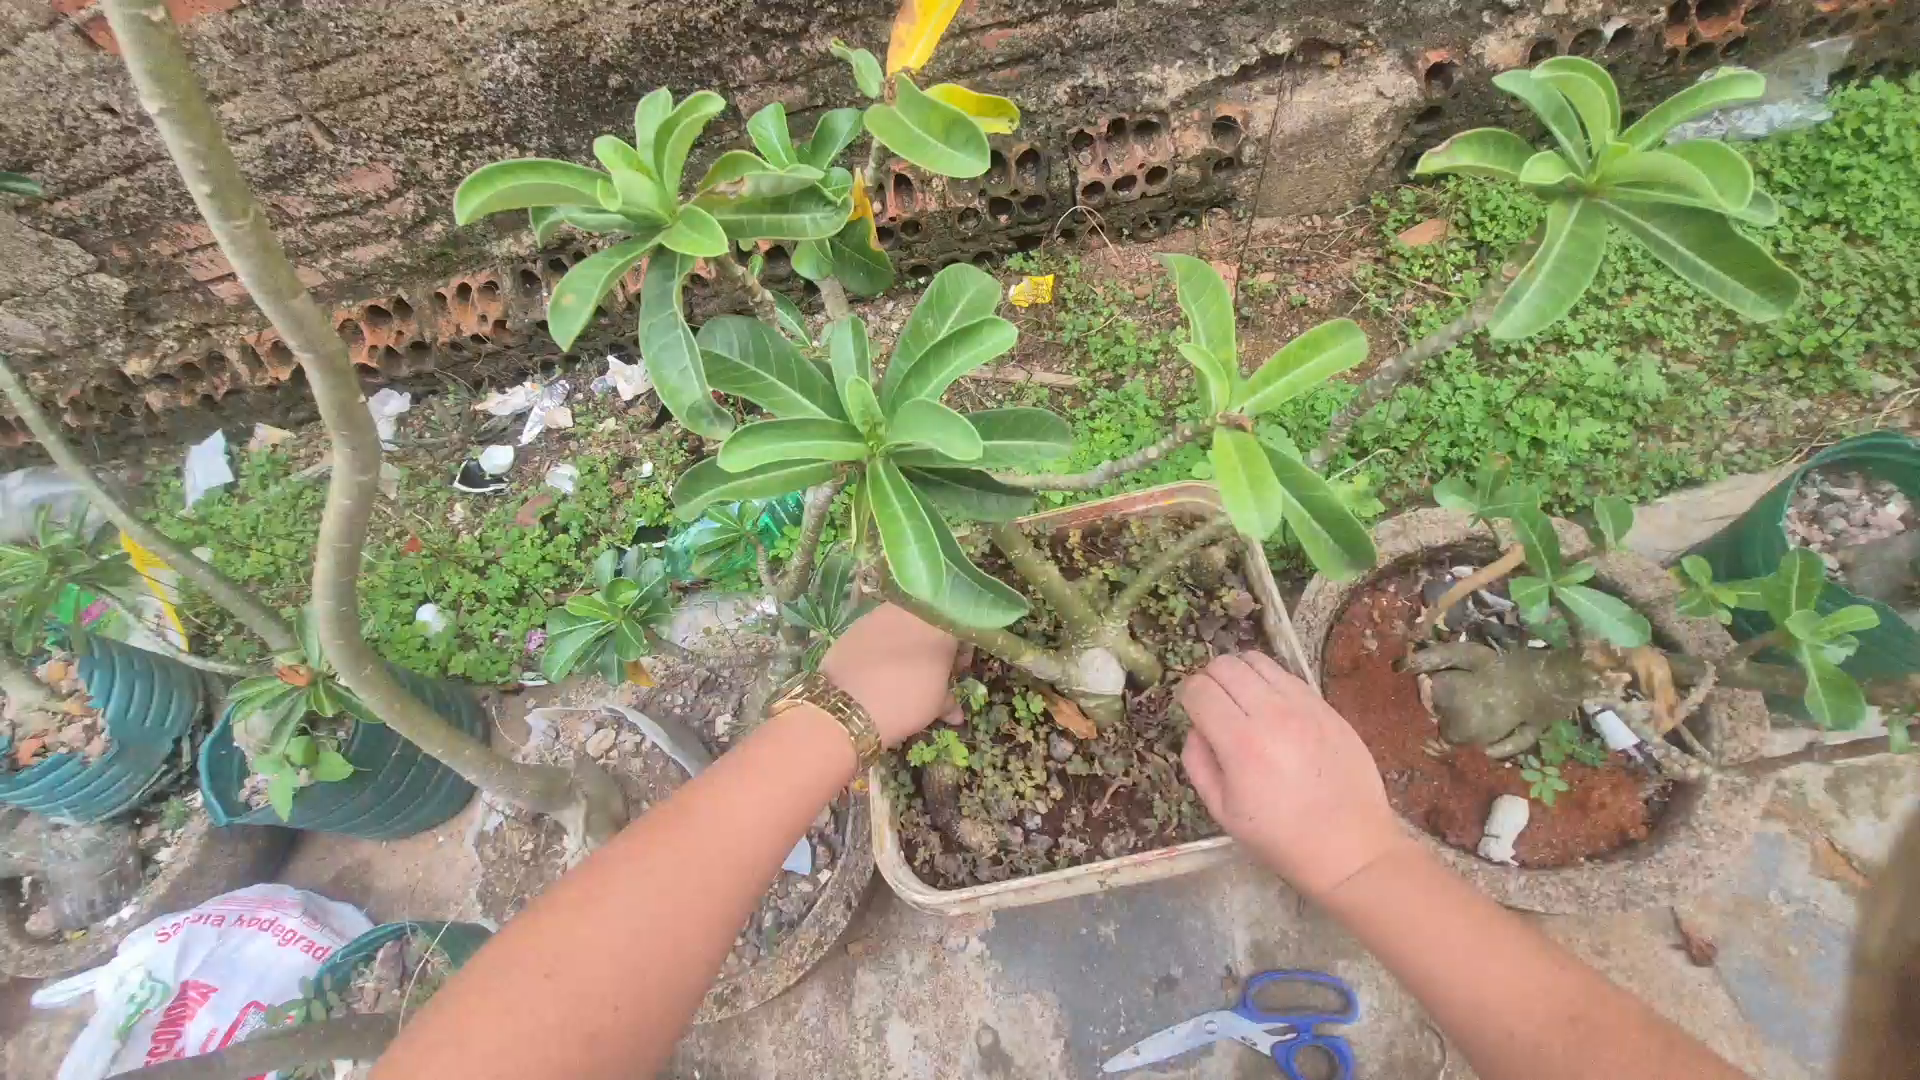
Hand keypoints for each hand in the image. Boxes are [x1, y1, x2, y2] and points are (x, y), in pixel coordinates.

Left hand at [819, 603, 958, 746]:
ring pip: (902, 621)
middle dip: (933, 641)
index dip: (960, 650)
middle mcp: (912, 612)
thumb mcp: (934, 706)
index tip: (956, 669)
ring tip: (901, 667)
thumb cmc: (905, 702)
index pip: (960, 630)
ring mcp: (880, 614)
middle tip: (930, 668)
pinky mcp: (855, 623)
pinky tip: (876, 664)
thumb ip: (948, 701)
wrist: (849, 704)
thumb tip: (956, 714)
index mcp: (940, 627)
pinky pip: (876, 628)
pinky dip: (881, 642)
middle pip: (930, 621)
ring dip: (906, 639)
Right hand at [1179, 653, 1409, 900]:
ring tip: (1242, 700)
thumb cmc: (1281, 838)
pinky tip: (1272, 709)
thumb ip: (1198, 762)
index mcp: (1241, 743)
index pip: (1199, 689)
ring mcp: (1304, 706)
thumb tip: (1196, 728)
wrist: (1352, 850)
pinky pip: (1287, 675)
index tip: (1192, 712)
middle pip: (1224, 665)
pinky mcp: (1327, 707)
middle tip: (1214, 705)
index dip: (1187, 697)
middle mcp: (1272, 714)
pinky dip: (1269, 683)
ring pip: (1255, 660)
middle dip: (1209, 680)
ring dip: (1239, 674)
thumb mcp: (1222, 811)